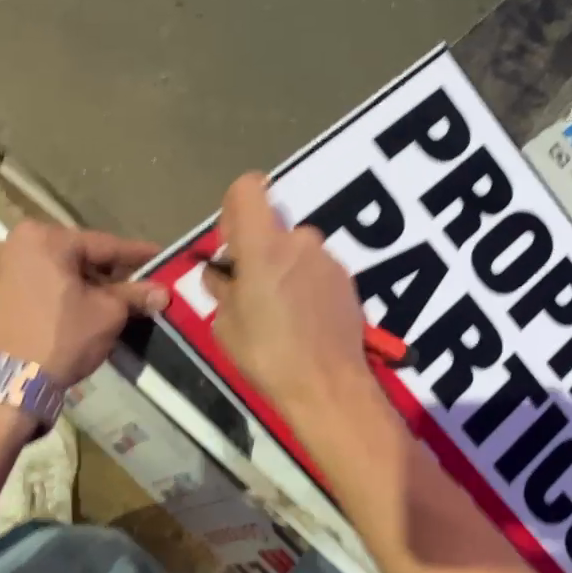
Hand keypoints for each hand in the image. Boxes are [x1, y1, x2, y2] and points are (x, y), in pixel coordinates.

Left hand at [0, 222, 168, 382]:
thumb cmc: (60, 338)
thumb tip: (162, 291)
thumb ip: (135, 295)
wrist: (3, 385)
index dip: (137, 254)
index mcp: (43, 238)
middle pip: (73, 255)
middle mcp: (11, 243)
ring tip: (101, 300)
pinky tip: (67, 312)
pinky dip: (50, 294)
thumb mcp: (108, 314)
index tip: (160, 257)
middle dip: (103, 270)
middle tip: (132, 284)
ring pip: (48, 271)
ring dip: (75, 283)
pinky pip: (27, 287)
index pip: (104, 244)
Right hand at [204, 173, 371, 417]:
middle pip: (274, 228)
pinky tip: (306, 319)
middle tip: (253, 291)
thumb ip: (222, 287)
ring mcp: (330, 260)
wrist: (327, 384)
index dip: (236, 208)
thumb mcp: (225, 323)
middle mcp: (301, 242)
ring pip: (298, 251)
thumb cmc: (267, 354)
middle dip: (261, 251)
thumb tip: (224, 275)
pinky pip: (318, 270)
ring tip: (282, 312)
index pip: (248, 188)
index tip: (234, 242)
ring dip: (287, 269)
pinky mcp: (349, 280)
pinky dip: (308, 284)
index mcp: (264, 245)